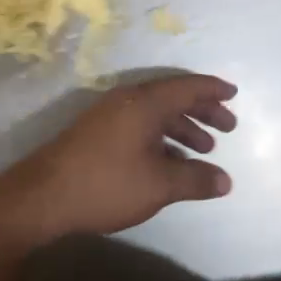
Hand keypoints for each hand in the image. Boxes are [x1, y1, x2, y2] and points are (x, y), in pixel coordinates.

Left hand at [0, 73, 238, 242]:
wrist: (47, 193)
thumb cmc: (107, 182)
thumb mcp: (158, 184)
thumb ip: (194, 179)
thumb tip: (224, 180)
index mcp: (143, 102)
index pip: (185, 86)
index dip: (211, 89)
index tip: (233, 93)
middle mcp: (127, 100)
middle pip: (171, 97)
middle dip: (201, 110)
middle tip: (228, 127)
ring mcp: (110, 114)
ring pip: (155, 112)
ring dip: (182, 126)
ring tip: (205, 148)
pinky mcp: (99, 132)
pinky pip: (141, 124)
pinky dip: (162, 136)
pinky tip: (172, 160)